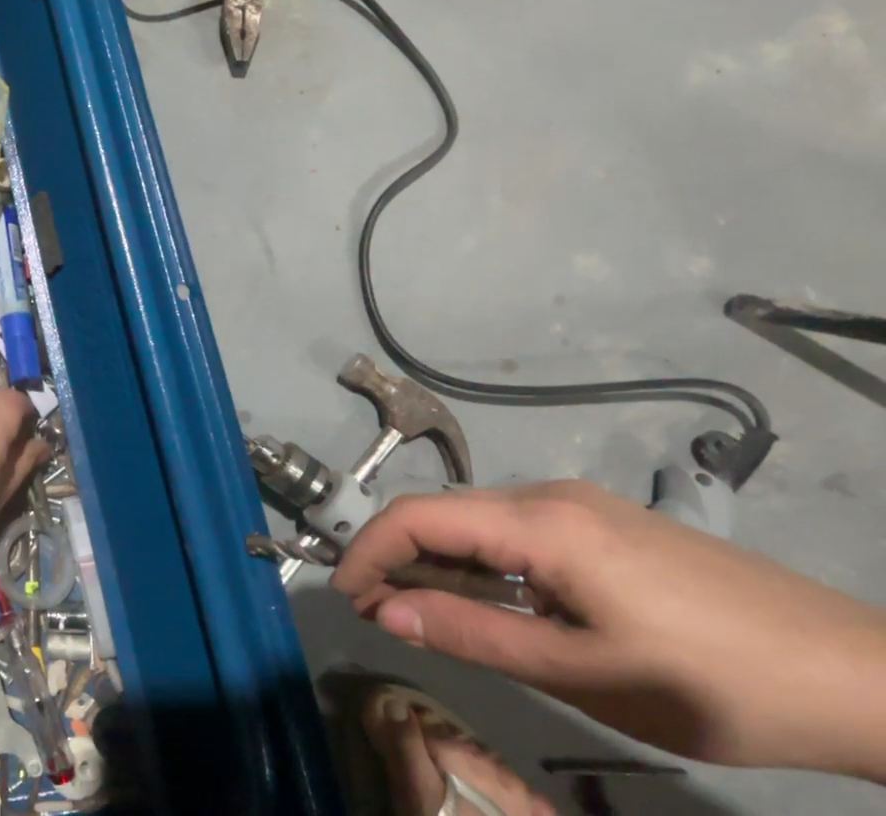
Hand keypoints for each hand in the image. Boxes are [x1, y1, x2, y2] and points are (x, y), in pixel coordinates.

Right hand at [331, 479, 885, 779]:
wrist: (866, 677)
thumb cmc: (714, 682)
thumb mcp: (582, 671)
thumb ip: (474, 634)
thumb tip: (384, 610)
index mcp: (542, 523)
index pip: (418, 516)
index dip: (368, 551)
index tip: (346, 598)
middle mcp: (552, 497)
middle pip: (444, 514)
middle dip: (398, 560)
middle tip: (379, 617)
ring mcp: (585, 508)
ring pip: (479, 524)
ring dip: (438, 565)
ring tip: (424, 617)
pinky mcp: (610, 527)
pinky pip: (518, 534)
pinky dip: (481, 566)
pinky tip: (489, 605)